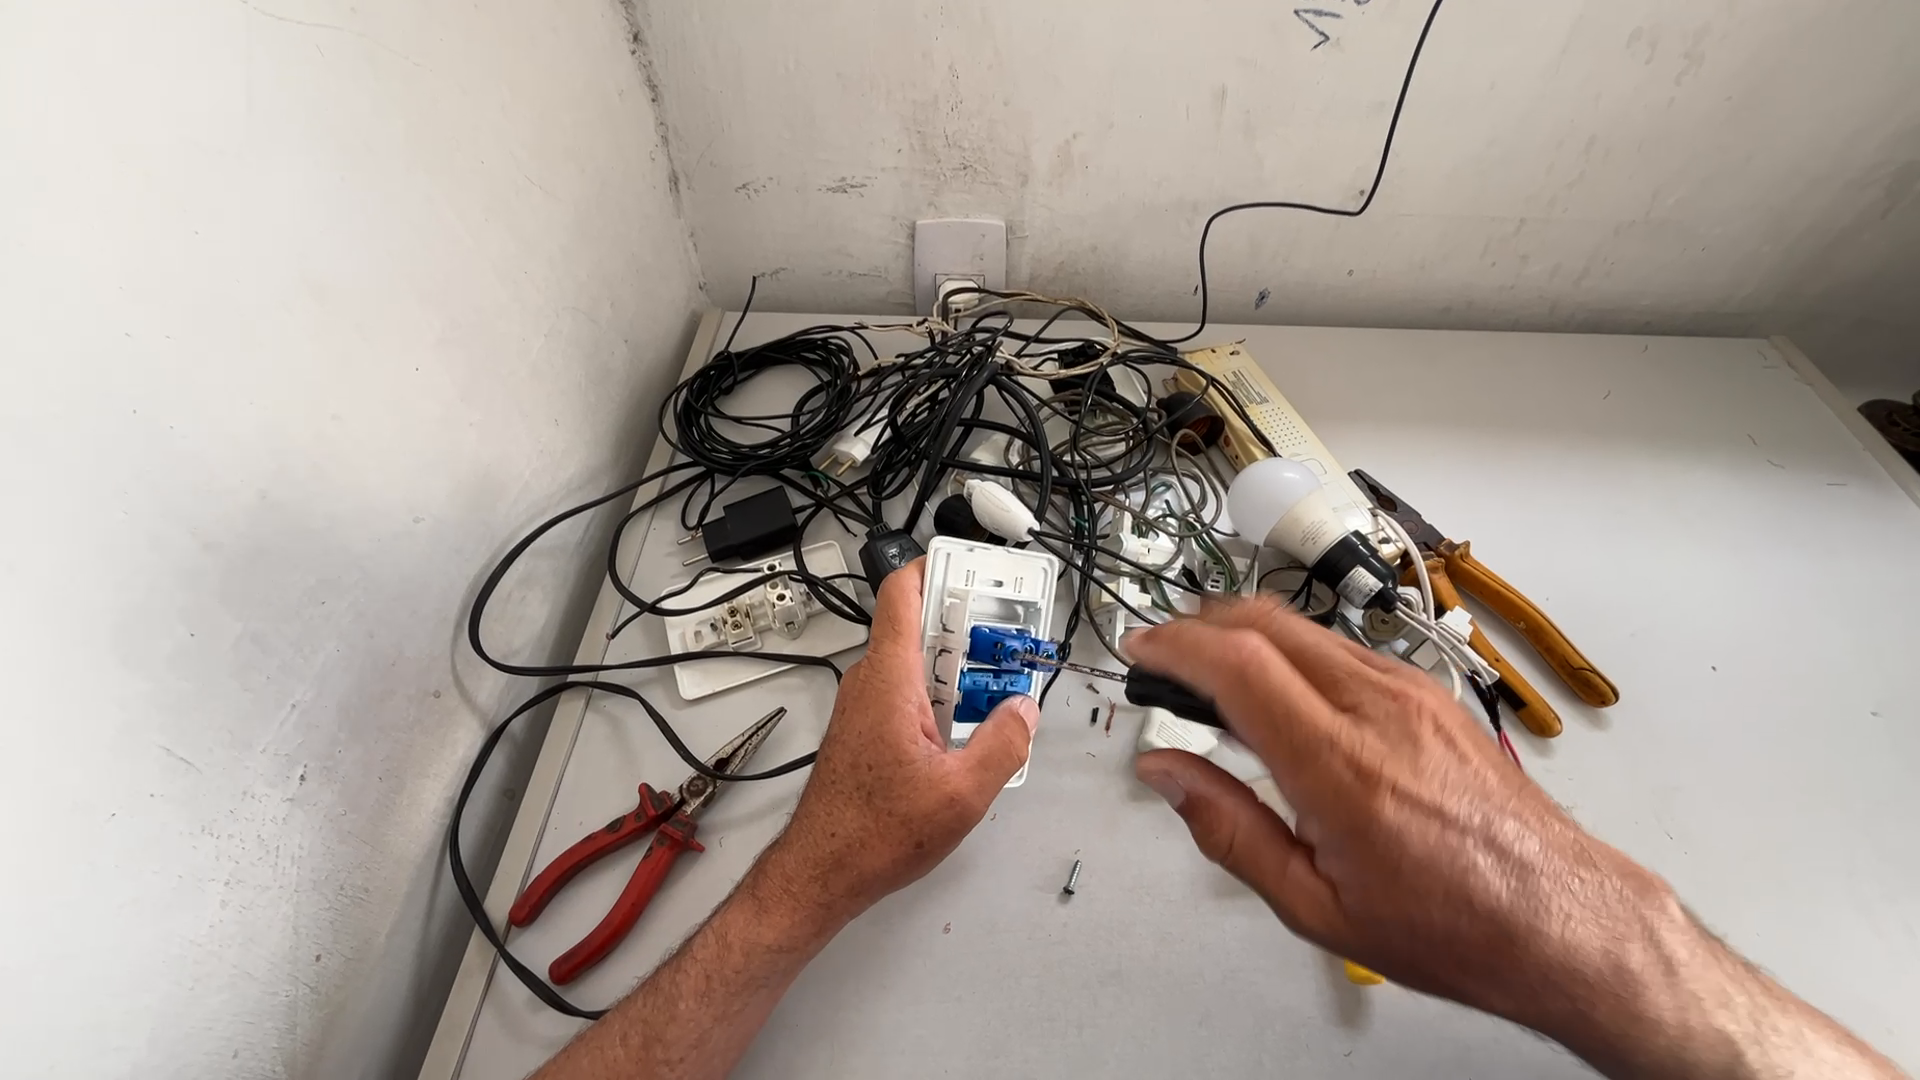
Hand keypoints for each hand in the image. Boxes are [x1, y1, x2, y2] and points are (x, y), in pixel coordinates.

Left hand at [756, 559, 1037, 924]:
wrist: (820, 872)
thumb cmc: (875, 833)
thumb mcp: (961, 793)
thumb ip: (1002, 744)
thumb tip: (1023, 710)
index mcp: (890, 679)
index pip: (901, 593)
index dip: (933, 566)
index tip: (971, 566)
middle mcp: (871, 681)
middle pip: (919, 626)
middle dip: (966, 627)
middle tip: (1008, 641)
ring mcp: (865, 704)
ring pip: (916, 662)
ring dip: (956, 668)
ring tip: (998, 689)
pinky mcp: (866, 727)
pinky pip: (907, 691)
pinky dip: (939, 696)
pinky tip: (966, 728)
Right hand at [1128, 597, 1666, 1029]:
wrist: (1569, 920)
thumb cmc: (1447, 926)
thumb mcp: (1313, 905)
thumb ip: (1225, 828)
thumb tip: (1162, 770)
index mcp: (1341, 766)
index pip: (1237, 665)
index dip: (1174, 645)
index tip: (1140, 650)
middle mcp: (1375, 707)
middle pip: (1261, 621)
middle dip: (1195, 624)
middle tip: (1162, 655)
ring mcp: (1406, 688)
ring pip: (1296, 624)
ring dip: (1236, 631)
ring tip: (1206, 671)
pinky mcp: (1423, 688)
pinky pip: (1332, 643)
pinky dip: (1280, 646)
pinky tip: (1270, 687)